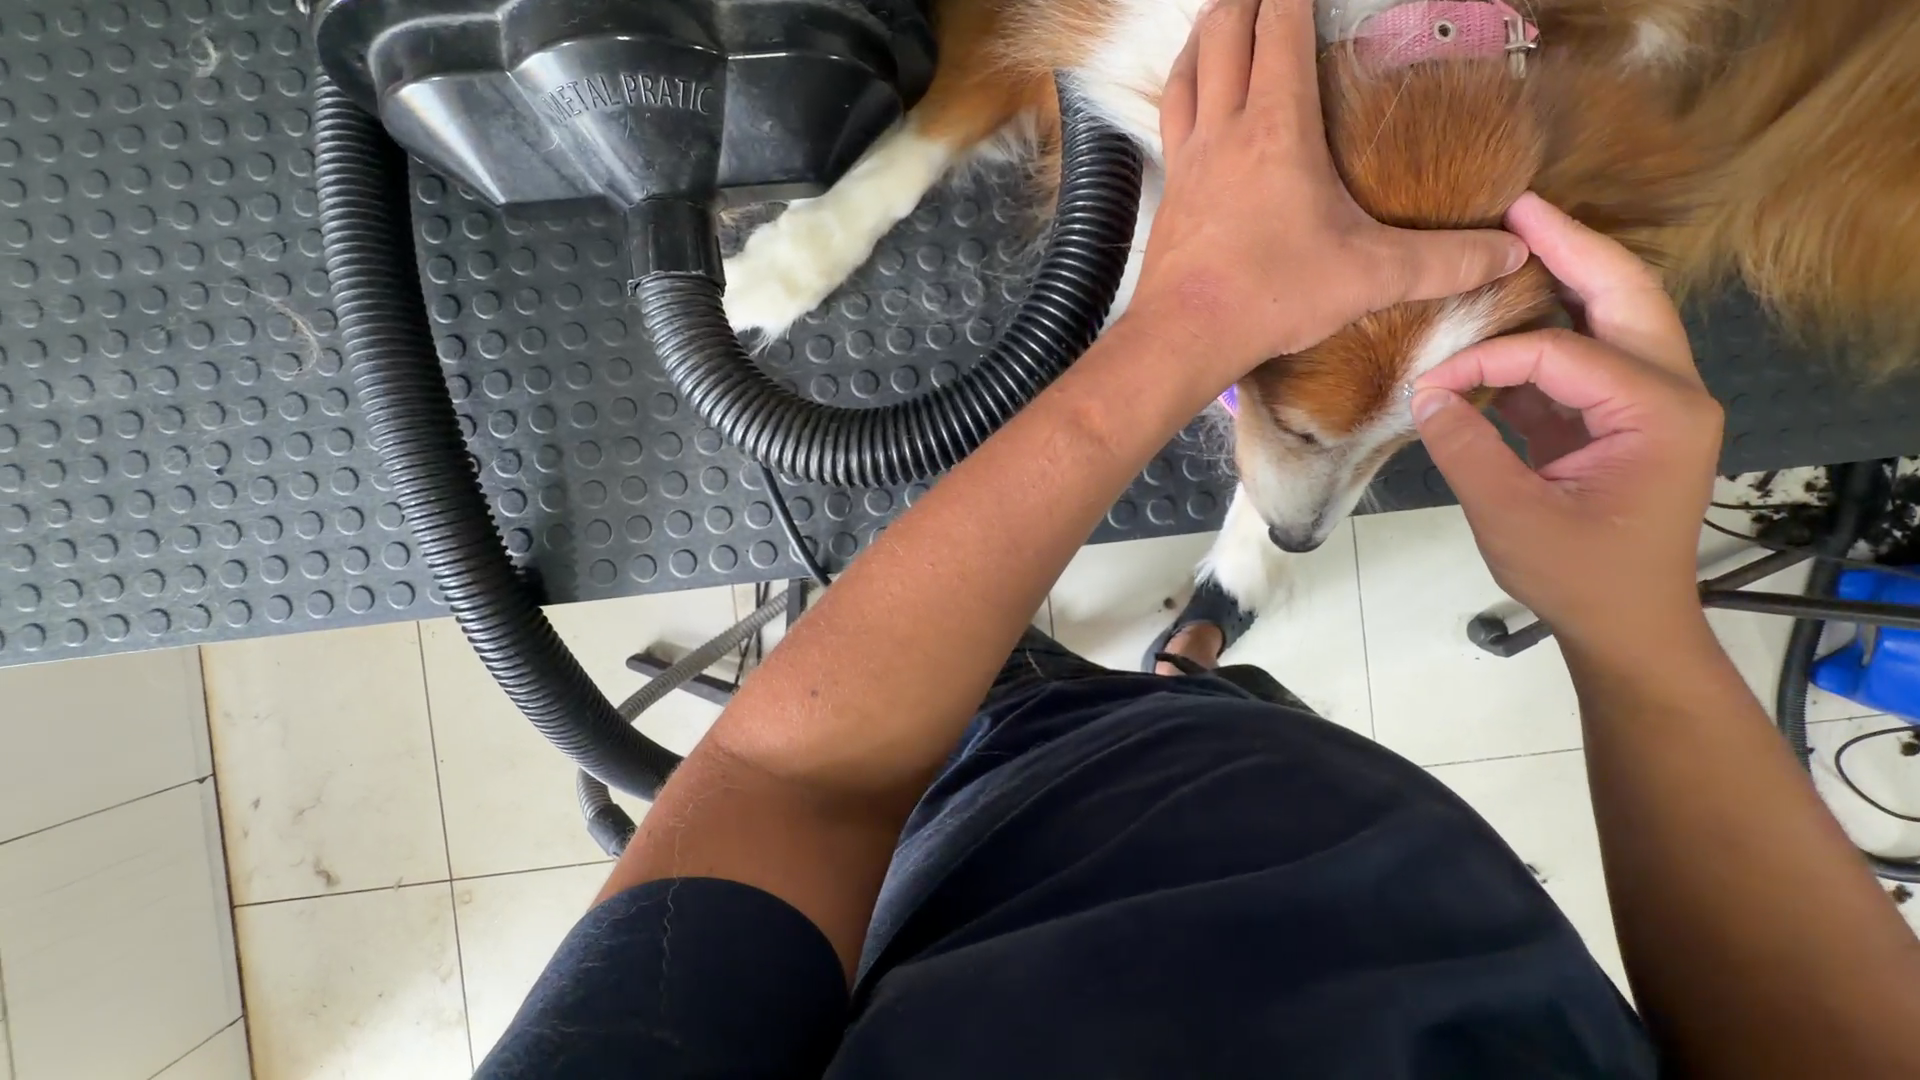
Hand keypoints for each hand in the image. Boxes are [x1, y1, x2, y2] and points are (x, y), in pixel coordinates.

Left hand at [1126, 0, 1528, 385]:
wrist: (1183, 336)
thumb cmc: (1271, 297)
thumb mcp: (1369, 278)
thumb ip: (1443, 262)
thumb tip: (1511, 252)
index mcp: (1276, 127)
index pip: (1280, 27)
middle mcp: (1223, 131)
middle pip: (1222, 35)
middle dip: (1244, 0)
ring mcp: (1186, 161)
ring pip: (1185, 75)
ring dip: (1202, 39)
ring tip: (1218, 22)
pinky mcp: (1166, 195)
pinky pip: (1169, 123)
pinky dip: (1179, 94)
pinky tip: (1188, 106)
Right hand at [1410, 193, 1723, 647]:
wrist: (1627, 624)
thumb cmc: (1577, 576)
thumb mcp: (1511, 515)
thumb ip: (1466, 447)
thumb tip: (1426, 395)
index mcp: (1656, 412)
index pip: (1559, 354)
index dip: (1485, 359)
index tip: (1426, 385)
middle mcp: (1670, 393)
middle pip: (1626, 294)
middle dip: (1571, 246)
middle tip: (1519, 205)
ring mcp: (1650, 405)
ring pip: (1614, 318)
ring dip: (1566, 280)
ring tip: (1516, 242)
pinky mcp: (1622, 422)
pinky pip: (1585, 361)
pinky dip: (1545, 338)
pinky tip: (1503, 325)